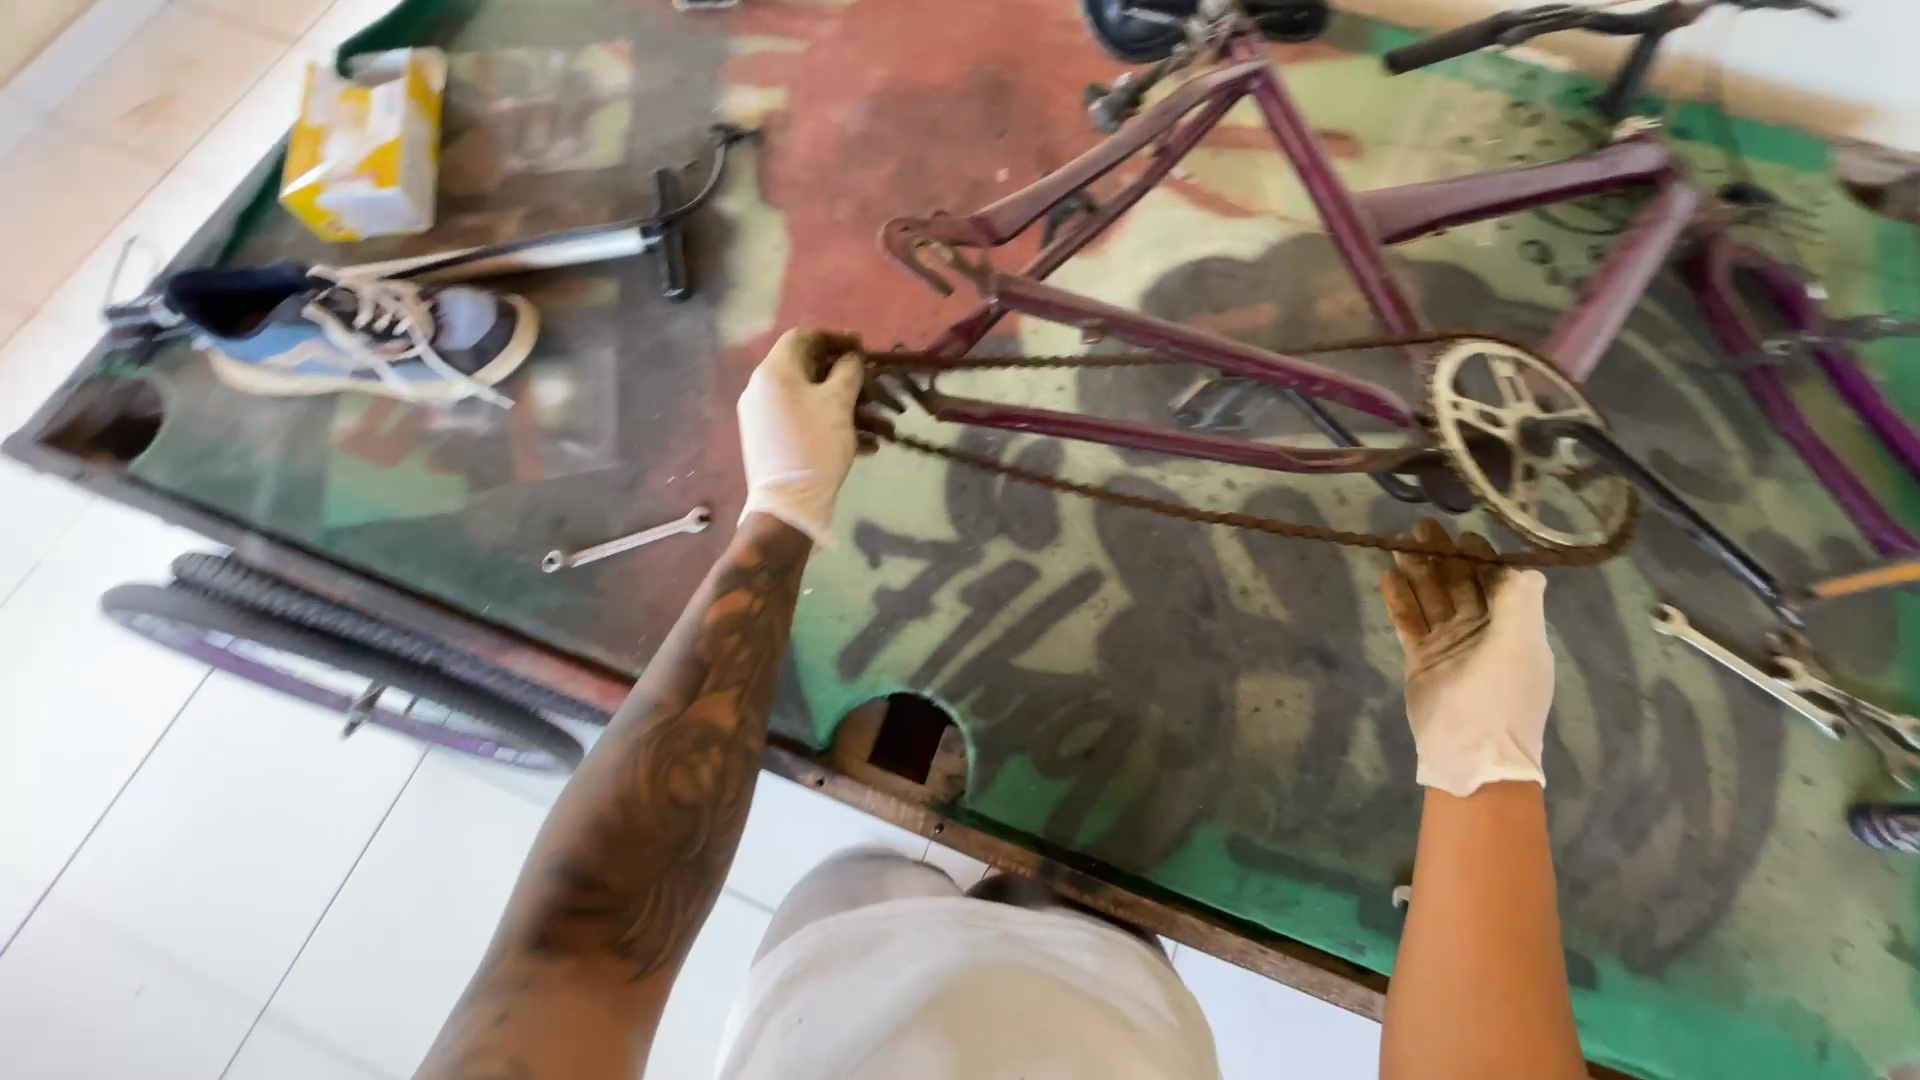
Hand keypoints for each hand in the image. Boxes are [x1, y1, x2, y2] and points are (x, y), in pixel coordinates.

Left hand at [737, 329, 866, 545]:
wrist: (787, 507)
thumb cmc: (815, 446)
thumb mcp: (839, 403)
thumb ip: (848, 371)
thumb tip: (849, 359)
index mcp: (774, 372)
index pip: (803, 337)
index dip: (835, 338)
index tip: (862, 349)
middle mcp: (763, 390)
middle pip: (810, 372)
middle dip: (849, 381)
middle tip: (876, 391)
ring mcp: (765, 419)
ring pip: (813, 402)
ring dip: (850, 410)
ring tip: (882, 428)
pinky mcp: (772, 444)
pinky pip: (806, 424)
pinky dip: (834, 428)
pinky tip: (866, 447)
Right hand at [1379, 518, 1554, 796]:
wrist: (1470, 750)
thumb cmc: (1501, 696)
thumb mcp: (1520, 646)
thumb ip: (1520, 603)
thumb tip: (1523, 566)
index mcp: (1514, 628)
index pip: (1496, 582)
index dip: (1480, 558)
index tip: (1462, 533)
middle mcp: (1483, 632)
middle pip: (1459, 586)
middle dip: (1442, 558)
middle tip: (1419, 528)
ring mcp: (1449, 645)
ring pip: (1431, 600)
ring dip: (1417, 573)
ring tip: (1398, 545)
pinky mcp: (1421, 658)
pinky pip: (1409, 622)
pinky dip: (1399, 601)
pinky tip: (1387, 578)